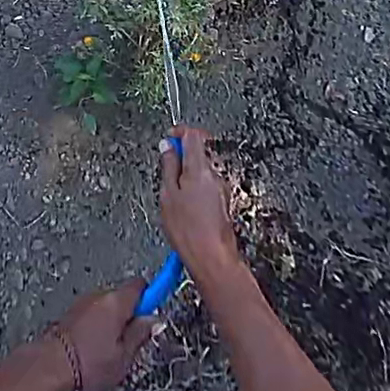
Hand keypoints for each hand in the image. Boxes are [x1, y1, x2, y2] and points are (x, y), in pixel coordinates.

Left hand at [52, 281, 158, 390]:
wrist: (50, 369)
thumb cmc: (88, 364)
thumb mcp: (124, 356)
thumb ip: (140, 334)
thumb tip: (154, 320)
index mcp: (116, 301)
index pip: (140, 285)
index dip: (150, 297)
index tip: (153, 310)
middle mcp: (99, 295)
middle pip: (122, 297)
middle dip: (129, 315)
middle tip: (130, 343)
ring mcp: (82, 303)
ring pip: (106, 307)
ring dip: (111, 322)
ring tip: (108, 352)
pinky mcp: (70, 314)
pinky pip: (92, 314)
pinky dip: (96, 326)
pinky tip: (92, 350)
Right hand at [158, 126, 243, 281]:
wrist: (212, 258)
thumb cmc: (189, 230)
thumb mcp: (168, 195)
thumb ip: (168, 166)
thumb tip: (167, 147)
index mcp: (199, 168)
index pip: (193, 134)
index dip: (179, 132)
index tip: (169, 137)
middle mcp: (214, 175)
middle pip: (198, 151)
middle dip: (182, 156)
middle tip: (167, 169)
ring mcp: (220, 188)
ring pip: (202, 169)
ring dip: (187, 174)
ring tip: (175, 195)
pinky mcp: (222, 201)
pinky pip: (206, 185)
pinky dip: (194, 188)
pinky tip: (186, 207)